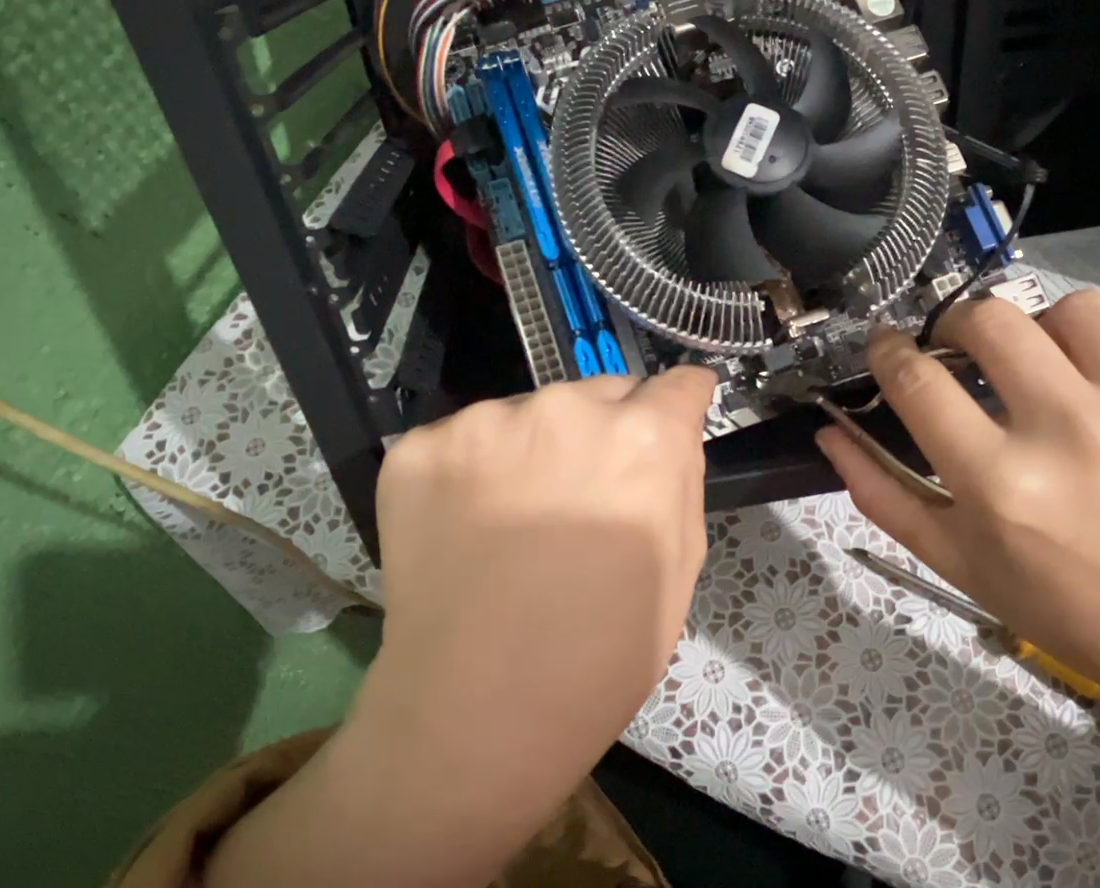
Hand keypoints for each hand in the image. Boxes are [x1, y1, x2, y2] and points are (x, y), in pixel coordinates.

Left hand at [369, 366, 716, 737]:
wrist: (476, 712)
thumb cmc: (602, 654)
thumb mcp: (680, 567)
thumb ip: (679, 479)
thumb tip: (669, 432)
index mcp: (642, 437)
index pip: (676, 386)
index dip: (675, 410)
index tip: (669, 424)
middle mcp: (566, 408)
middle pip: (598, 395)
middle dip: (601, 433)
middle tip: (580, 500)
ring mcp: (484, 422)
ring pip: (527, 416)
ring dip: (531, 449)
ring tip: (515, 521)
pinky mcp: (418, 448)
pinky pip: (463, 440)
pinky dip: (470, 470)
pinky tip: (465, 528)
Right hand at [816, 291, 1099, 730]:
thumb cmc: (1079, 615)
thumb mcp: (964, 568)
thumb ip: (884, 496)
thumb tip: (829, 431)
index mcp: (1003, 484)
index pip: (916, 377)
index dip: (891, 350)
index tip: (893, 346)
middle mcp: (1077, 432)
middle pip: (989, 319)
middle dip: (960, 325)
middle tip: (967, 350)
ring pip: (1071, 309)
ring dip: (1045, 334)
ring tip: (1056, 374)